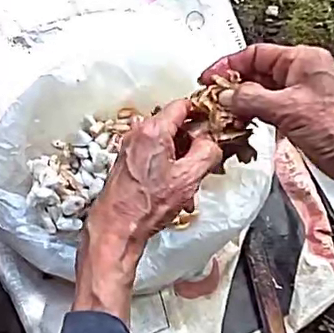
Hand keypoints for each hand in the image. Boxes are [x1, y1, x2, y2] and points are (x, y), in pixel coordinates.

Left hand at [74, 99, 223, 321]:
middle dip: (194, 139)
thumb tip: (212, 140)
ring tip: (193, 178)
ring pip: (166, 141)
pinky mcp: (127, 162)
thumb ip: (207, 151)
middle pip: (174, 123)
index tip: (217, 125)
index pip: (183, 105)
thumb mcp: (189, 177)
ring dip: (183, 155)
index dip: (204, 113)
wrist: (116, 227)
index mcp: (153, 130)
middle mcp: (137, 133)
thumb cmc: (146, 204)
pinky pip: (154, 154)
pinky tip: (176, 187)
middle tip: (209, 156)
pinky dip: (168, 165)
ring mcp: (130, 147)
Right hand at [202, 44, 333, 206]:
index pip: (255, 54)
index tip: (209, 77)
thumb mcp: (288, 108)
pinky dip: (256, 118)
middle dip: (233, 87)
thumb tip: (226, 95)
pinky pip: (272, 113)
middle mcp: (305, 76)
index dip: (228, 64)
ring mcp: (305, 99)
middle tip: (214, 99)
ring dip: (243, 105)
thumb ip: (250, 99)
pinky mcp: (305, 120)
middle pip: (258, 74)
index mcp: (304, 61)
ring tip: (226, 115)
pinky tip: (247, 127)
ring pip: (264, 95)